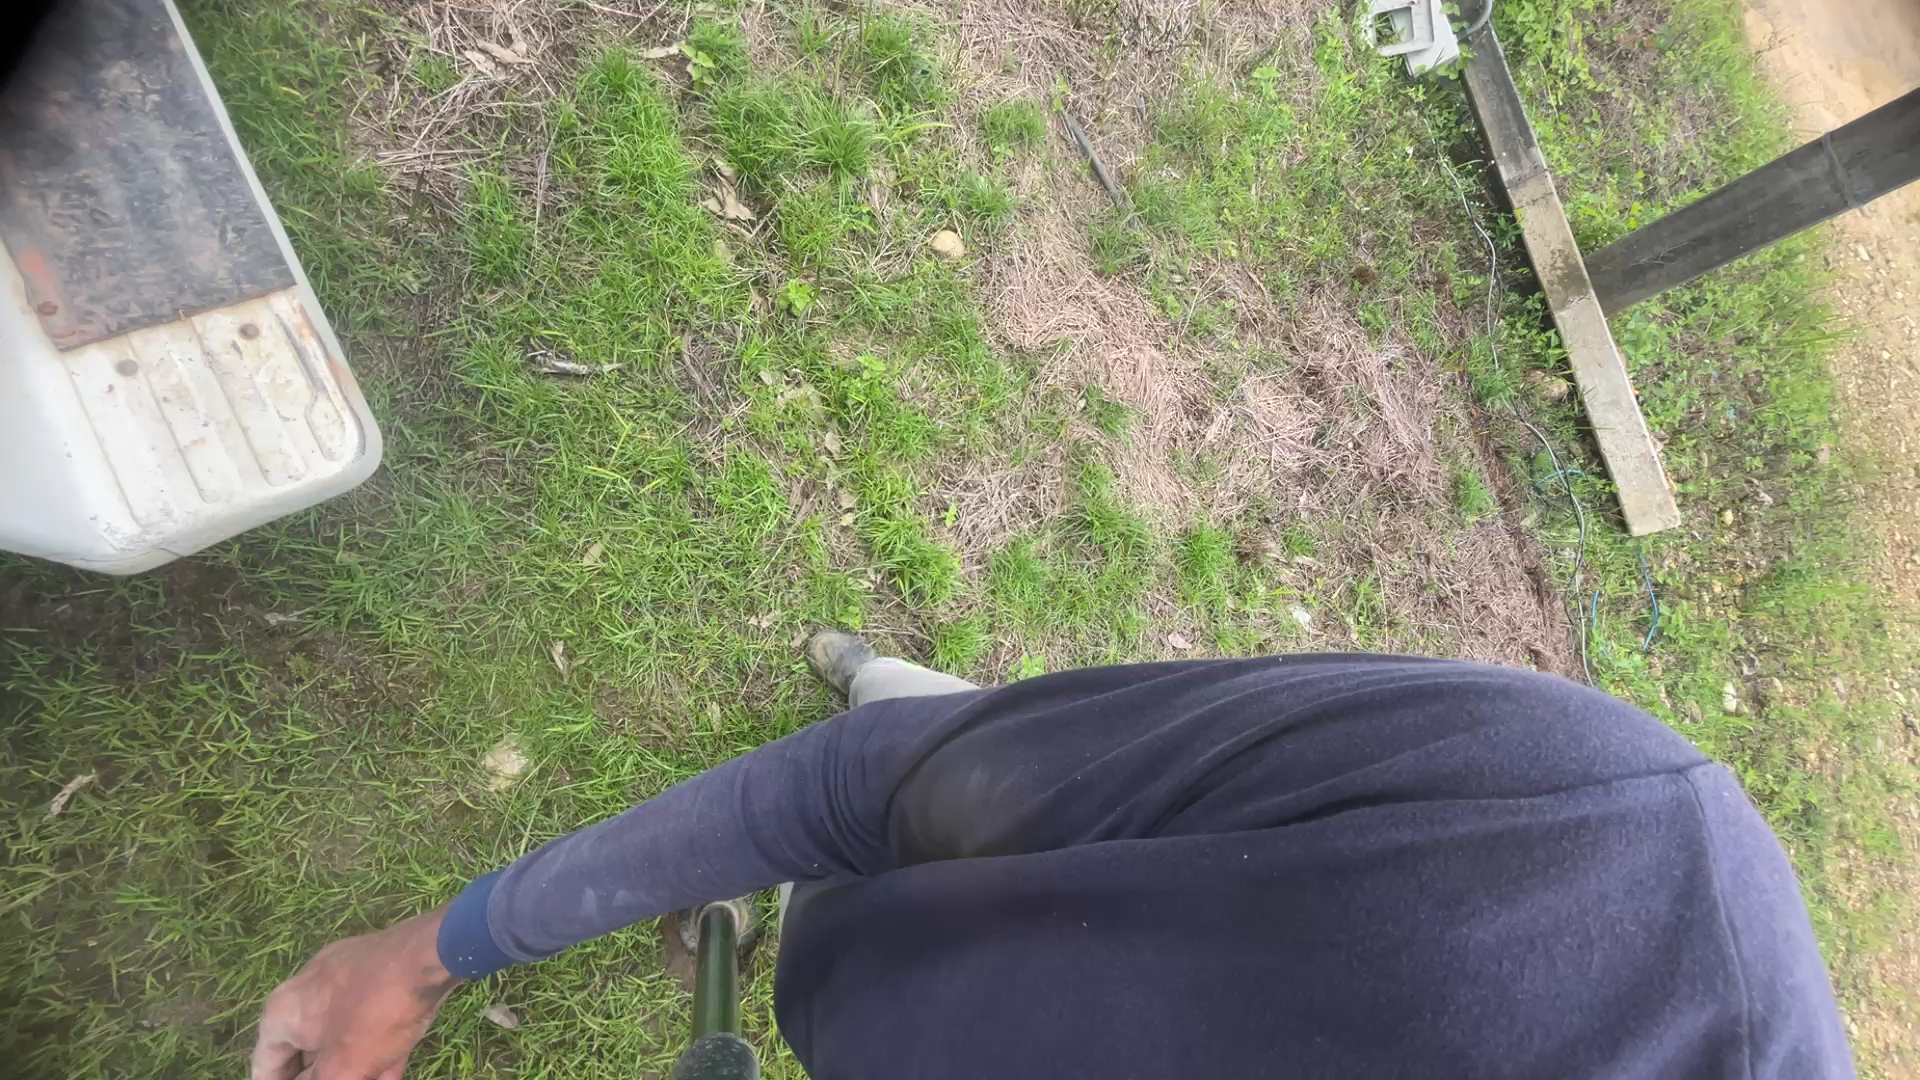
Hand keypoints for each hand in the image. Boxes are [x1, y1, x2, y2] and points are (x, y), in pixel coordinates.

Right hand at [251, 906, 465, 1079]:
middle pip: (308, 1051)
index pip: (266, 1068)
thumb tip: (318, 1077)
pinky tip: (394, 1073)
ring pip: (348, 1035)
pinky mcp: (391, 968)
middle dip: (327, 1074)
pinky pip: (377, 1017)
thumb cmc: (379, 1012)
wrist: (440, 950)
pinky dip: (382, 1047)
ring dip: (359, 1067)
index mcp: (284, 1010)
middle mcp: (313, 986)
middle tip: (358, 1078)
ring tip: (378, 1079)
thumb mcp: (341, 1069)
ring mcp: (356, 972)